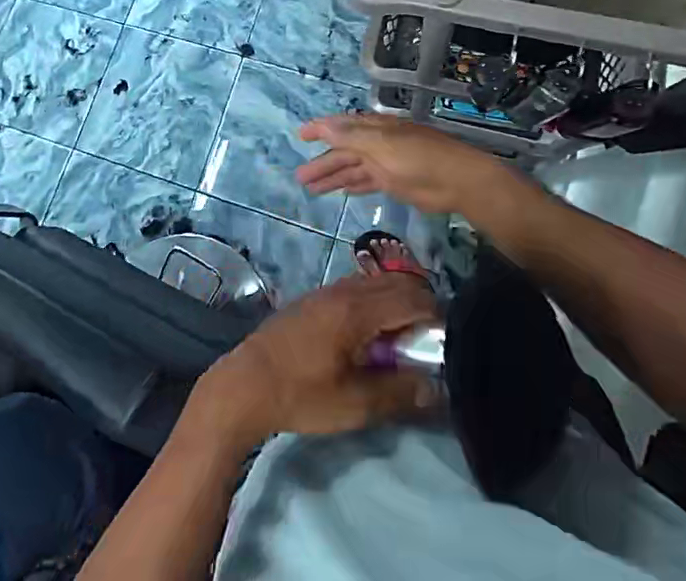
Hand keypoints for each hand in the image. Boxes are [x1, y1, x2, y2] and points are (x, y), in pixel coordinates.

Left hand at [189, 273, 439, 446]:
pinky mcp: (314, 299)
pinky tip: (368, 333)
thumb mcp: (353, 404)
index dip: (436, 315)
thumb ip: (397, 392)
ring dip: (396, 301)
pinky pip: (357, 287)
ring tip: (400, 335)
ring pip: (376, 282)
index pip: (413, 298)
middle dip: (420, 304)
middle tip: (427, 338)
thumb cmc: (299, 395)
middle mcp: (345, 290)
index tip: (443, 340)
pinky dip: (375, 301)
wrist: (242, 385)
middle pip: (398, 282)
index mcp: (358, 310)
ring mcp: (327, 291)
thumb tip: (434, 387)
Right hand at [296, 113, 509, 214]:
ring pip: (352, 169)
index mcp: (375, 128)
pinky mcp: (394, 182)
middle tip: (299, 178)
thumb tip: (324, 125)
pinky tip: (340, 191)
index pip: (342, 126)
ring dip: (333, 177)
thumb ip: (352, 136)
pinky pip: (366, 181)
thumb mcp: (381, 144)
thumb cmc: (418, 157)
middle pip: (344, 152)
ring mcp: (385, 163)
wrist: (456, 180)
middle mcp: (377, 143)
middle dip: (322, 163)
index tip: (301, 135)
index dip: (321, 129)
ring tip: (310, 188)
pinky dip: (353, 185)